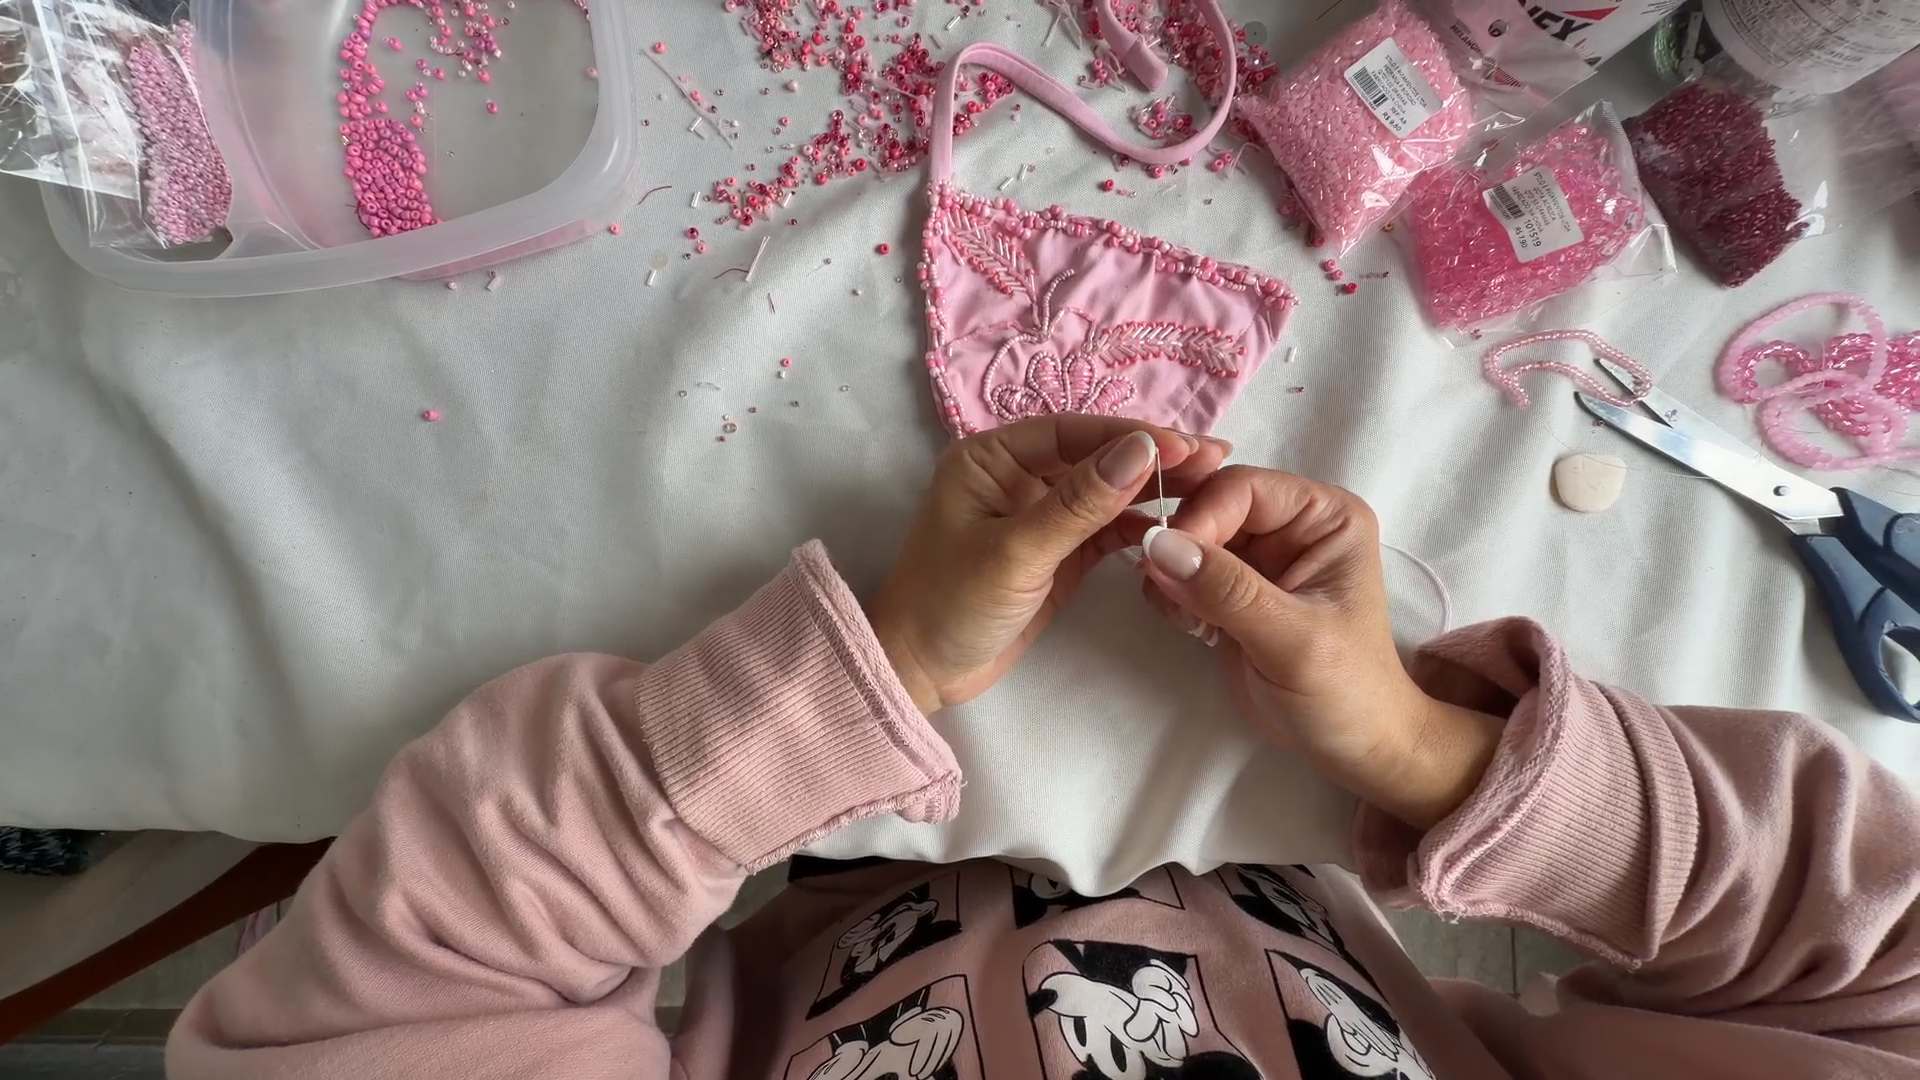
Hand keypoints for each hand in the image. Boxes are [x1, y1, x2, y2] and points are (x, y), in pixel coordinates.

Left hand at [869, 416, 1228, 713]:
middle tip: (1216, 458)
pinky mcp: (1058, 552)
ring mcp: (1040, 515)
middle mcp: (1017, 477)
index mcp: (992, 459)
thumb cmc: (951, 602)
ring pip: (1104, 492)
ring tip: (1210, 486)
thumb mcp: (1016, 551)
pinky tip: (1174, 526)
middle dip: (1151, 457)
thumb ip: (1079, 503)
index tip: (1185, 446)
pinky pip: (1104, 529)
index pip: (1071, 433)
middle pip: (1094, 457)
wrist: (925, 670)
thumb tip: (1142, 449)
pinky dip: (1137, 527)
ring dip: (1152, 490)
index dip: (1129, 436)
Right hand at [1127, 466, 1500, 829]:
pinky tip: (1194, 628)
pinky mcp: (1226, 587)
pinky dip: (1170, 595)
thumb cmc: (1342, 691)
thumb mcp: (1291, 640)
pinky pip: (1177, 569)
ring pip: (1183, 538)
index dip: (1198, 518)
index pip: (1240, 488)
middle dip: (1180, 550)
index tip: (1168, 565)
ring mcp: (1255, 556)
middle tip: (1178, 600)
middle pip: (1205, 507)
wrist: (1348, 744)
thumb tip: (1157, 544)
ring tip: (1193, 620)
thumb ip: (1227, 591)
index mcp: (1323, 517)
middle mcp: (1288, 525)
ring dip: (1171, 577)